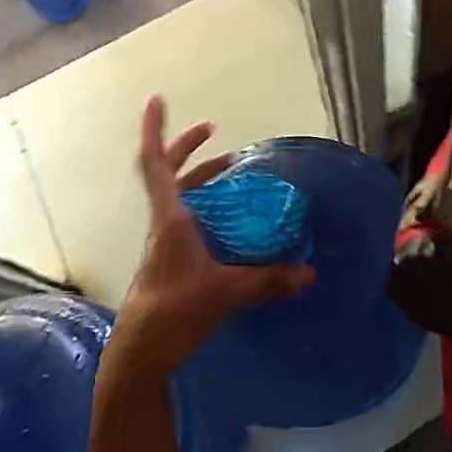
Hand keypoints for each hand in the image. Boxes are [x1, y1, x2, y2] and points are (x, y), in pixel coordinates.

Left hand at [108, 96, 314, 380]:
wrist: (142, 352)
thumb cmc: (175, 311)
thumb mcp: (227, 292)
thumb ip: (269, 279)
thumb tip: (310, 272)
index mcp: (170, 219)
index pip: (155, 164)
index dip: (154, 130)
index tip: (156, 99)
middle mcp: (164, 224)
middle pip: (167, 173)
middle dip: (187, 147)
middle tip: (213, 131)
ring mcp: (165, 242)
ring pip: (179, 196)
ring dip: (200, 177)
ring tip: (231, 170)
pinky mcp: (172, 260)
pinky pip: (189, 219)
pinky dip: (207, 207)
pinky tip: (232, 220)